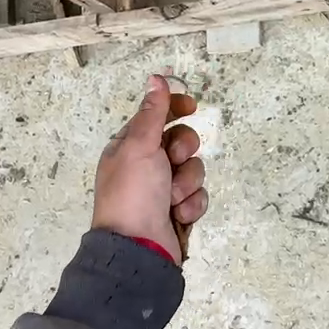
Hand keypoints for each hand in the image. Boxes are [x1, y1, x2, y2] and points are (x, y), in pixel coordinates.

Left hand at [92, 74, 208, 261]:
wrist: (137, 251)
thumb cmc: (133, 192)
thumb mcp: (139, 146)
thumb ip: (153, 112)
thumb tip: (156, 77)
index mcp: (129, 147)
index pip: (157, 116)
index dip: (175, 108)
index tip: (192, 106)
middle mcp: (146, 166)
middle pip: (182, 140)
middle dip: (184, 151)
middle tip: (173, 162)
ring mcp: (163, 189)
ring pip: (194, 168)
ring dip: (187, 183)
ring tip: (173, 199)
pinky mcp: (178, 210)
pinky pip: (198, 194)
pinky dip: (191, 204)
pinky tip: (178, 215)